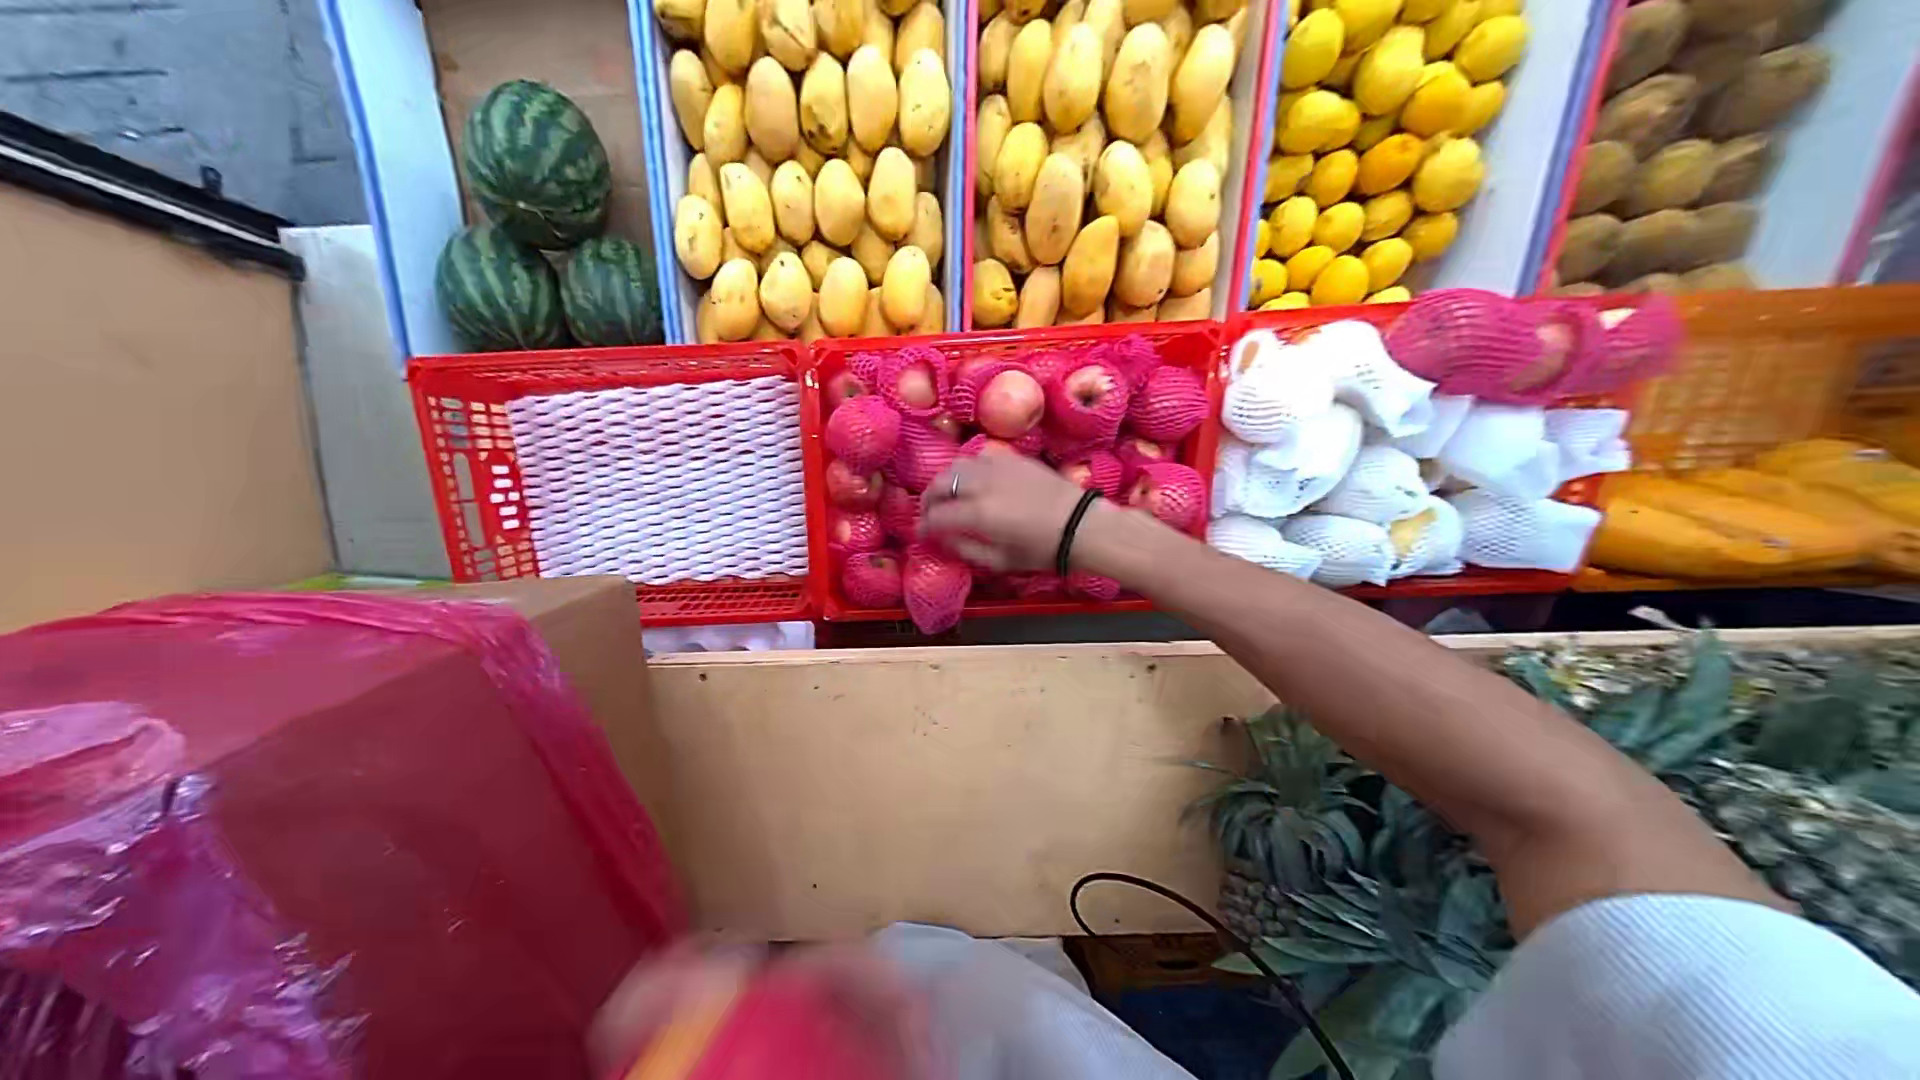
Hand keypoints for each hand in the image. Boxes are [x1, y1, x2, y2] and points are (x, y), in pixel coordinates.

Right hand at [920, 453, 1095, 571]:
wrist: (1082, 526)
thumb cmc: (1043, 551)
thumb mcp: (1001, 561)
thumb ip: (966, 550)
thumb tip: (944, 540)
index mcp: (979, 514)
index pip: (937, 516)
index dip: (924, 526)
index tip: (921, 533)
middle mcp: (983, 484)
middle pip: (942, 483)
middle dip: (929, 499)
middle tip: (929, 513)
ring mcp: (999, 467)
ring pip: (958, 465)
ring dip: (946, 480)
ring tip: (948, 494)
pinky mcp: (1014, 459)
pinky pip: (981, 457)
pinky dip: (969, 469)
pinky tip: (974, 481)